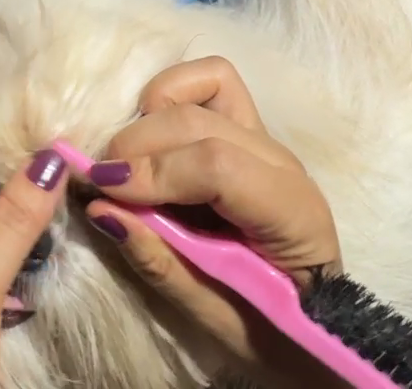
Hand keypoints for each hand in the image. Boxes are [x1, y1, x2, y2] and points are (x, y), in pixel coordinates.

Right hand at [81, 58, 344, 382]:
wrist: (312, 324)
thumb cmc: (269, 330)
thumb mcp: (215, 320)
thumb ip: (160, 262)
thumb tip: (99, 209)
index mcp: (292, 214)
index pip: (217, 164)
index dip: (153, 170)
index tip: (102, 190)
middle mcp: (281, 161)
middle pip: (196, 120)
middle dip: (135, 146)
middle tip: (99, 185)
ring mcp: (263, 136)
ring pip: (200, 84)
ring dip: (149, 114)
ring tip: (128, 161)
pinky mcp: (244, 125)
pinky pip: (207, 80)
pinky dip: (169, 92)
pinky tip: (151, 135)